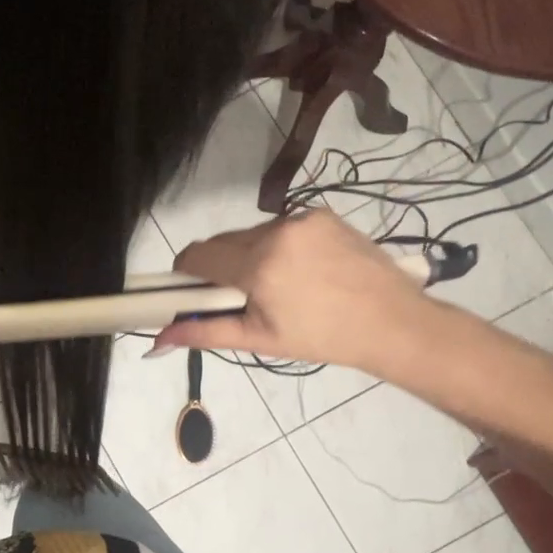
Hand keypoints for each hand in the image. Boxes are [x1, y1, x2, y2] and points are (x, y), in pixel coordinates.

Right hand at [152, 210, 439, 370]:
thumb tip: (159, 337)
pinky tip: (299, 270)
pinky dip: (277, 246)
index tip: (191, 291)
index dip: (185, 273)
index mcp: (258, 266)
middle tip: (240, 297)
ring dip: (249, 256)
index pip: (196, 255)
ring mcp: (301, 219)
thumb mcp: (259, 339)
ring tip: (277, 285)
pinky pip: (280, 227)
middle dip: (220, 267)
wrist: (394, 322)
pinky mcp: (321, 214)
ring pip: (250, 234)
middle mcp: (276, 232)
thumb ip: (205, 331)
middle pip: (221, 243)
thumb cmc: (323, 338)